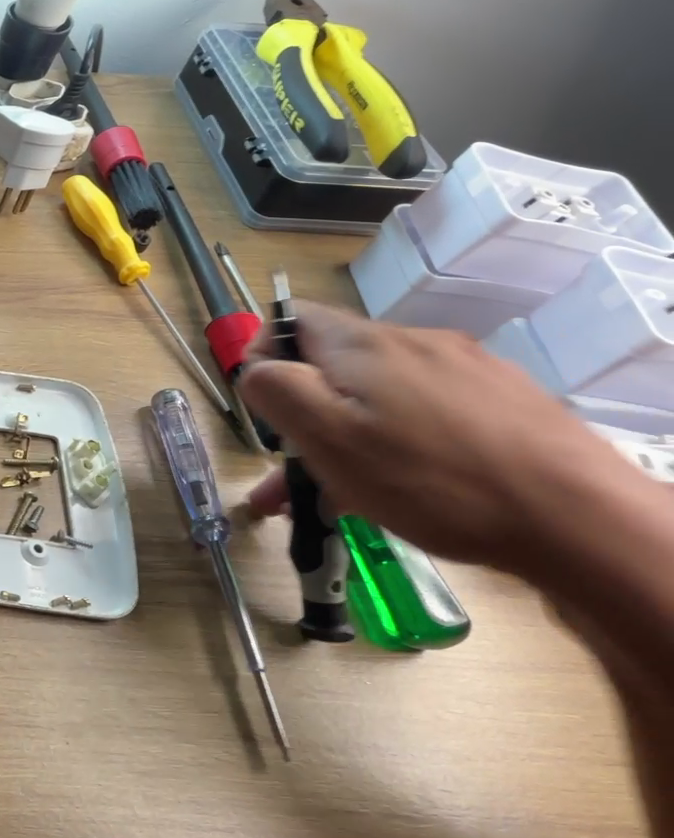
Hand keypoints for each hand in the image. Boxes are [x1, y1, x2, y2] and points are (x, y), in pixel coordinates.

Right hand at [236, 301, 638, 570]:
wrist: (581, 519)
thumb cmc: (429, 478)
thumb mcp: (325, 435)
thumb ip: (275, 389)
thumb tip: (256, 367)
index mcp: (362, 344)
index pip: (288, 318)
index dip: (261, 357)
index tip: (267, 413)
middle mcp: (413, 342)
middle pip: (333, 364)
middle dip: (303, 415)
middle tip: (292, 477)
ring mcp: (466, 371)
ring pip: (379, 395)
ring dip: (347, 437)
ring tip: (339, 499)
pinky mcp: (504, 403)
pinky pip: (426, 414)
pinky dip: (399, 444)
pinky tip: (405, 489)